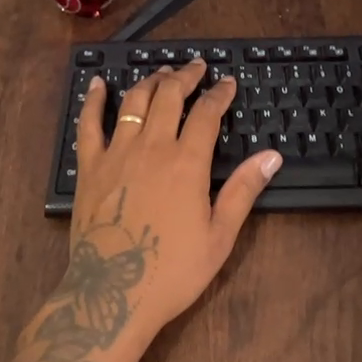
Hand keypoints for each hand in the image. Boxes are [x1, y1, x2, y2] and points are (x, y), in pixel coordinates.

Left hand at [68, 59, 281, 343]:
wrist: (112, 294)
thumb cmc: (172, 271)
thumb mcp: (219, 236)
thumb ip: (244, 190)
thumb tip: (272, 156)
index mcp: (187, 162)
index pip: (207, 114)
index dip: (219, 94)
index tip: (227, 83)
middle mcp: (152, 147)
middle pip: (169, 96)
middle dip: (185, 76)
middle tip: (196, 67)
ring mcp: (117, 153)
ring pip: (134, 102)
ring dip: (150, 82)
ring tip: (162, 73)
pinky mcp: (90, 166)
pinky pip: (89, 124)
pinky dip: (93, 100)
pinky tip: (97, 84)